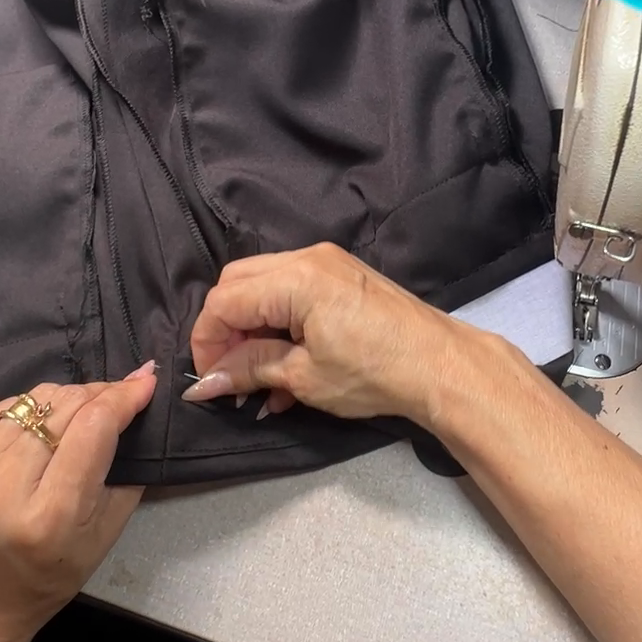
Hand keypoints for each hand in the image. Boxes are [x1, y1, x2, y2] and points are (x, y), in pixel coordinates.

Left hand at [0, 363, 156, 641]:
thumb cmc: (51, 571)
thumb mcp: (106, 529)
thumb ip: (125, 462)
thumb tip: (140, 390)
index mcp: (49, 516)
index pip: (92, 427)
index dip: (123, 397)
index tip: (145, 382)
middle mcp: (2, 492)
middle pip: (64, 405)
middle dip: (99, 394)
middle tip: (116, 398)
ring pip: (35, 399)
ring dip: (65, 399)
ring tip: (78, 413)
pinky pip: (4, 407)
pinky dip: (30, 409)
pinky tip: (38, 426)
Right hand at [184, 243, 488, 424]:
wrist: (439, 364)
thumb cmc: (373, 371)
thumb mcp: (303, 377)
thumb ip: (248, 370)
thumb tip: (202, 384)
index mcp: (295, 277)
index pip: (224, 301)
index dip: (207, 342)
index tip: (209, 381)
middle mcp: (307, 258)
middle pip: (238, 283)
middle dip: (226, 331)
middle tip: (231, 375)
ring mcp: (327, 262)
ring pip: (263, 285)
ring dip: (252, 329)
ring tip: (258, 381)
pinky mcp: (342, 275)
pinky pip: (291, 290)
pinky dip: (279, 323)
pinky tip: (284, 368)